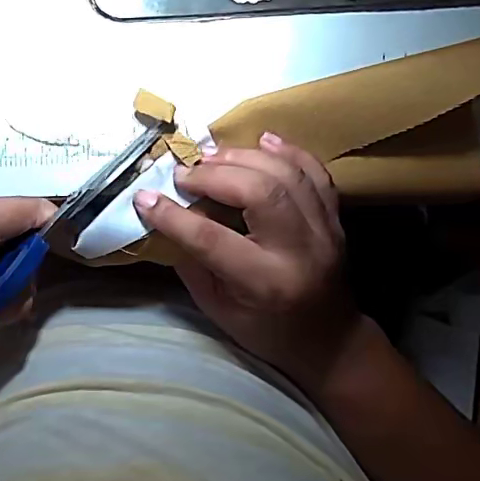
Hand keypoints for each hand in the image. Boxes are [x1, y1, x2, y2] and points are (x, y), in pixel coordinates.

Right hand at [134, 132, 367, 386]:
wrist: (330, 340)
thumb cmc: (265, 329)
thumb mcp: (216, 308)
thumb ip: (192, 261)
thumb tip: (165, 217)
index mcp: (265, 283)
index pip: (212, 239)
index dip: (173, 216)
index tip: (144, 197)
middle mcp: (300, 251)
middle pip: (260, 192)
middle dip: (214, 176)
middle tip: (184, 174)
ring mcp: (325, 230)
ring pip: (286, 174)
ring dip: (243, 157)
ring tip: (210, 155)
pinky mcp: (334, 217)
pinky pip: (314, 171)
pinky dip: (287, 150)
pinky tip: (260, 140)